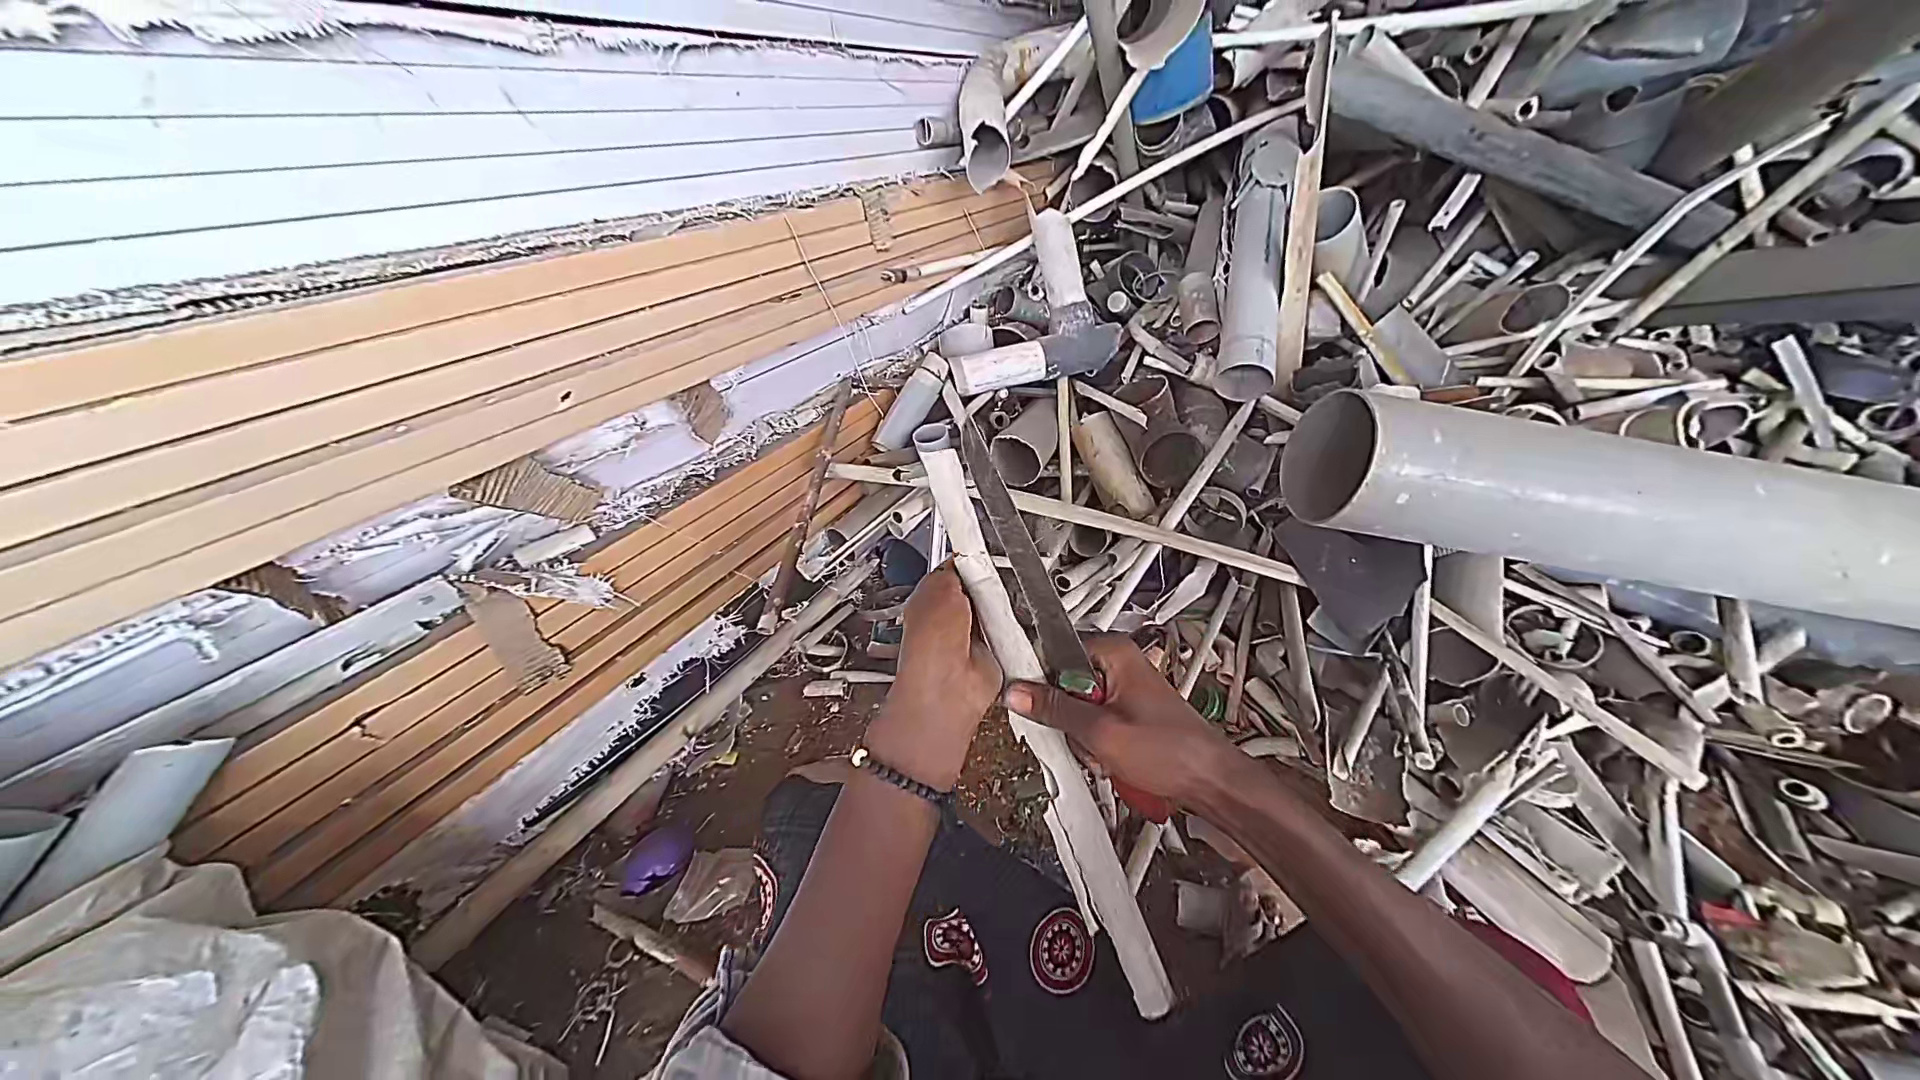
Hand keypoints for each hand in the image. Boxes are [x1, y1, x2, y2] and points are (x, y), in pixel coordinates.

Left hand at [864, 562, 1001, 788]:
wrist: (949, 685)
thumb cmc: (930, 645)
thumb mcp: (940, 587)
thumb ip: (954, 567)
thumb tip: (963, 553)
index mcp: (932, 597)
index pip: (959, 568)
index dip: (973, 560)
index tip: (985, 553)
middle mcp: (953, 616)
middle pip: (984, 586)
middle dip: (992, 583)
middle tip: (993, 584)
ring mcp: (975, 634)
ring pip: (1000, 606)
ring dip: (1004, 606)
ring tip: (999, 608)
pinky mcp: (996, 650)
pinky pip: (1013, 629)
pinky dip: (1015, 628)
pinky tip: (1008, 627)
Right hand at [1003, 635, 1238, 806]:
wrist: (1211, 781)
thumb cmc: (1175, 752)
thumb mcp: (1102, 732)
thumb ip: (1055, 710)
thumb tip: (1019, 692)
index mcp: (1114, 652)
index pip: (1053, 651)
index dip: (1040, 681)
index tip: (1031, 701)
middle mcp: (1119, 663)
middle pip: (1063, 683)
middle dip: (1066, 717)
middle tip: (1085, 737)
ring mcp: (1122, 688)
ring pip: (1075, 707)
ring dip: (1082, 736)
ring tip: (1104, 751)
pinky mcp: (1124, 710)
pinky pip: (1090, 721)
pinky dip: (1095, 742)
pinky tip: (1110, 756)